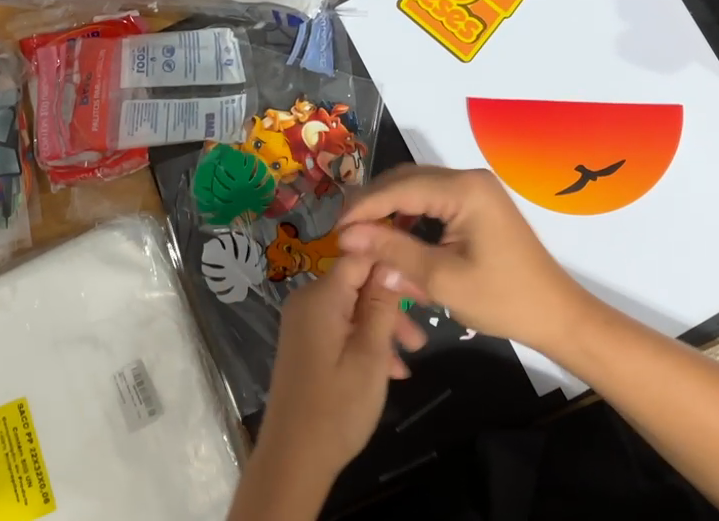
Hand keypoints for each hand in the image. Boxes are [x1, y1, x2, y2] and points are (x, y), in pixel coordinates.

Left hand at [250, 255, 425, 482]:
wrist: (294, 459)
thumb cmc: (337, 406)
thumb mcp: (370, 354)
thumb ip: (382, 305)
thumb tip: (391, 262)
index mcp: (320, 297)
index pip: (360, 258)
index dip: (393, 269)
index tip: (423, 293)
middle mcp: (307, 301)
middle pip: (357, 284)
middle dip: (391, 304)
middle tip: (421, 335)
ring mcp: (304, 323)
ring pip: (353, 308)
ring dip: (383, 327)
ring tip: (413, 356)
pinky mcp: (306, 343)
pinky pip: (341, 328)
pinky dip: (366, 342)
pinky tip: (391, 370)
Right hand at [337, 166, 587, 353]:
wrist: (557, 316)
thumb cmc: (503, 300)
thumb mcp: (441, 279)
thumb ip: (393, 252)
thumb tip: (346, 237)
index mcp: (465, 190)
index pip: (399, 188)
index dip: (363, 207)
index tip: (335, 231)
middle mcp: (469, 178)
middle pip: (406, 180)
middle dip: (372, 204)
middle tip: (344, 233)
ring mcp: (476, 189)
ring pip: (416, 188)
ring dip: (388, 208)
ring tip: (362, 236)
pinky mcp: (477, 204)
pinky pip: (432, 200)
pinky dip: (409, 215)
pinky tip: (393, 237)